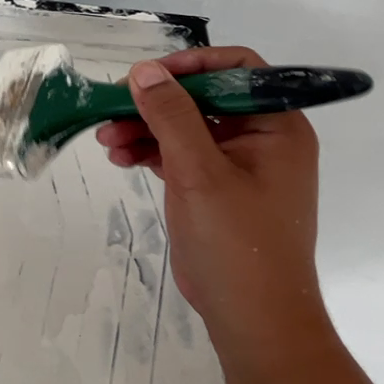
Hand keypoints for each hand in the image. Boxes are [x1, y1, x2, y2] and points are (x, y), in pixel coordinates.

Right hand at [93, 47, 327, 348]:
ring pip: (183, 123)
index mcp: (277, 128)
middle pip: (202, 96)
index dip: (193, 64)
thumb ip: (171, 115)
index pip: (239, 69)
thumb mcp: (200, 172)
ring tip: (106, 139)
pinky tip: (119, 157)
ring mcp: (236, 164)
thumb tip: (143, 70)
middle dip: (154, 101)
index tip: (150, 76)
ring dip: (143, 125)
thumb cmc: (238, 242)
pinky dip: (147, 149)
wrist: (252, 319)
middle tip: (112, 107)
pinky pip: (177, 151)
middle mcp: (260, 139)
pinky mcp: (213, 186)